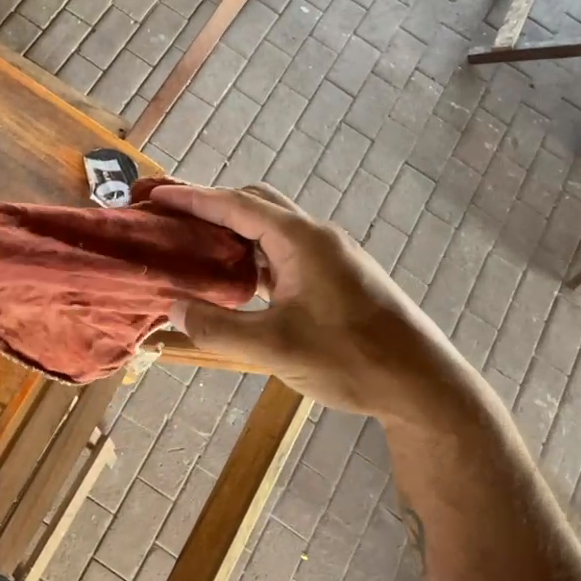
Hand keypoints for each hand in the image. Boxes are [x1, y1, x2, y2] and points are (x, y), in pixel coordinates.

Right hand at [149, 182, 485, 427]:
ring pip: (270, 229)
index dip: (192, 198)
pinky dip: (249, 255)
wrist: (423, 386)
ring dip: (230, 231)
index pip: (236, 205)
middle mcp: (317, 238)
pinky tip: (231, 280)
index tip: (156, 194)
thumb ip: (216, 327)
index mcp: (302, 241)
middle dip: (211, 206)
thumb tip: (173, 309)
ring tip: (191, 246)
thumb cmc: (351, 359)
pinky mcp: (335, 279)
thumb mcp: (273, 347)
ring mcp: (330, 258)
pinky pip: (282, 253)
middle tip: (171, 218)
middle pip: (255, 205)